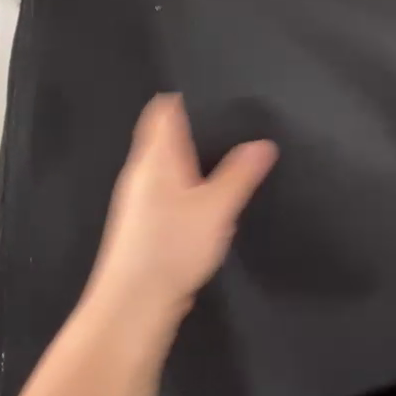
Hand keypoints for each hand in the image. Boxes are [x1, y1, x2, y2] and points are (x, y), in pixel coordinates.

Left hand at [84, 94, 277, 324]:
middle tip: (223, 122)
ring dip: (186, 161)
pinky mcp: (141, 227)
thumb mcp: (218, 207)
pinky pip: (164, 193)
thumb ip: (241, 174)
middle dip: (189, 128)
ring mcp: (138, 202)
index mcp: (157, 159)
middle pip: (161, 137)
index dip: (182, 98)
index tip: (206, 92)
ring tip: (219, 156)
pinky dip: (183, 188)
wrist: (133, 304)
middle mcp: (141, 174)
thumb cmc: (172, 247)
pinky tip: (203, 202)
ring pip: (163, 167)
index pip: (163, 112)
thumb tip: (263, 145)